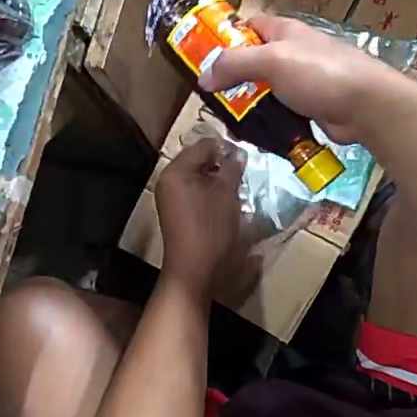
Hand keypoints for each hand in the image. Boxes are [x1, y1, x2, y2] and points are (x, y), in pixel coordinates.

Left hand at [155, 137, 243, 295]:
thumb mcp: (226, 193)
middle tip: (244, 172)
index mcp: (176, 171)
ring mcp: (170, 198)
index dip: (227, 148)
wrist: (194, 270)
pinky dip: (211, 193)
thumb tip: (238, 154)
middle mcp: (168, 181)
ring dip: (218, 179)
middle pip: (199, 160)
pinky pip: (195, 193)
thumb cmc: (211, 228)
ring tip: (238, 187)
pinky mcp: (177, 213)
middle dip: (222, 164)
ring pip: (198, 178)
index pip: (204, 145)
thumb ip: (232, 168)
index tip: (247, 157)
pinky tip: (227, 202)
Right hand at [196, 14, 411, 143]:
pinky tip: (255, 133)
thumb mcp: (271, 60)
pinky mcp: (311, 106)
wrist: (366, 105)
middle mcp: (293, 52)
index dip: (226, 39)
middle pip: (254, 61)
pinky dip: (268, 120)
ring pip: (266, 89)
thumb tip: (202, 78)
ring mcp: (303, 80)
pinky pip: (281, 111)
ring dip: (249, 103)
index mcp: (284, 31)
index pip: (248, 26)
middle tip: (212, 98)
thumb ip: (235, 64)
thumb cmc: (319, 73)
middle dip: (233, 78)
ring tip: (228, 120)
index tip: (204, 60)